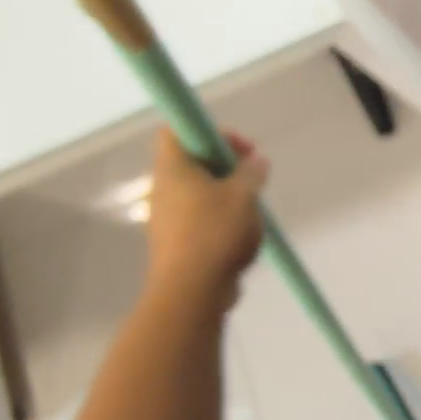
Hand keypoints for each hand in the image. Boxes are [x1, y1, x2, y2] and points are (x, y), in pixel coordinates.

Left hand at [144, 128, 270, 305]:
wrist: (191, 289)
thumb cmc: (216, 233)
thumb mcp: (244, 196)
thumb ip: (252, 173)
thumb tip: (257, 160)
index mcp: (174, 169)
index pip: (178, 130)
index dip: (210, 131)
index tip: (241, 148)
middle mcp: (164, 187)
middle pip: (192, 160)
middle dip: (227, 163)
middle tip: (254, 176)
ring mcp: (167, 214)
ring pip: (198, 188)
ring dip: (227, 191)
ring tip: (252, 207)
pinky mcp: (176, 238)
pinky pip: (199, 214)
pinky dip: (221, 214)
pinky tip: (242, 231)